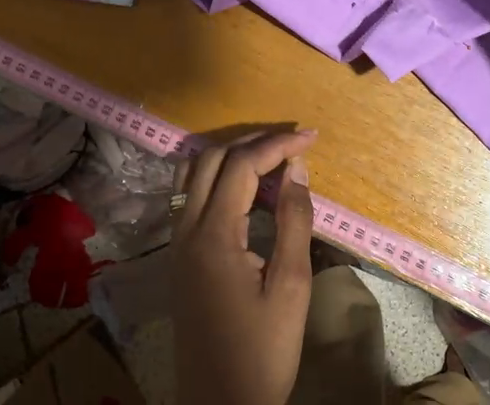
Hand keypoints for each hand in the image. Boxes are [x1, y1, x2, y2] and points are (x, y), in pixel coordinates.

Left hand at [172, 130, 318, 404]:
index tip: (312, 137)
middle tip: (295, 142)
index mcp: (212, 236)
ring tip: (273, 157)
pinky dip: (219, 178)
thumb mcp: (291, 286)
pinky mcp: (179, 258)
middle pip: (212, 159)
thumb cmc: (262, 351)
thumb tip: (296, 167)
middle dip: (254, 142)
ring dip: (232, 156)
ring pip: (195, 174)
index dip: (277, 143)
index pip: (241, 165)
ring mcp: (177, 244)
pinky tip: (248, 189)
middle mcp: (185, 230)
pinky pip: (191, 196)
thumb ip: (293, 220)